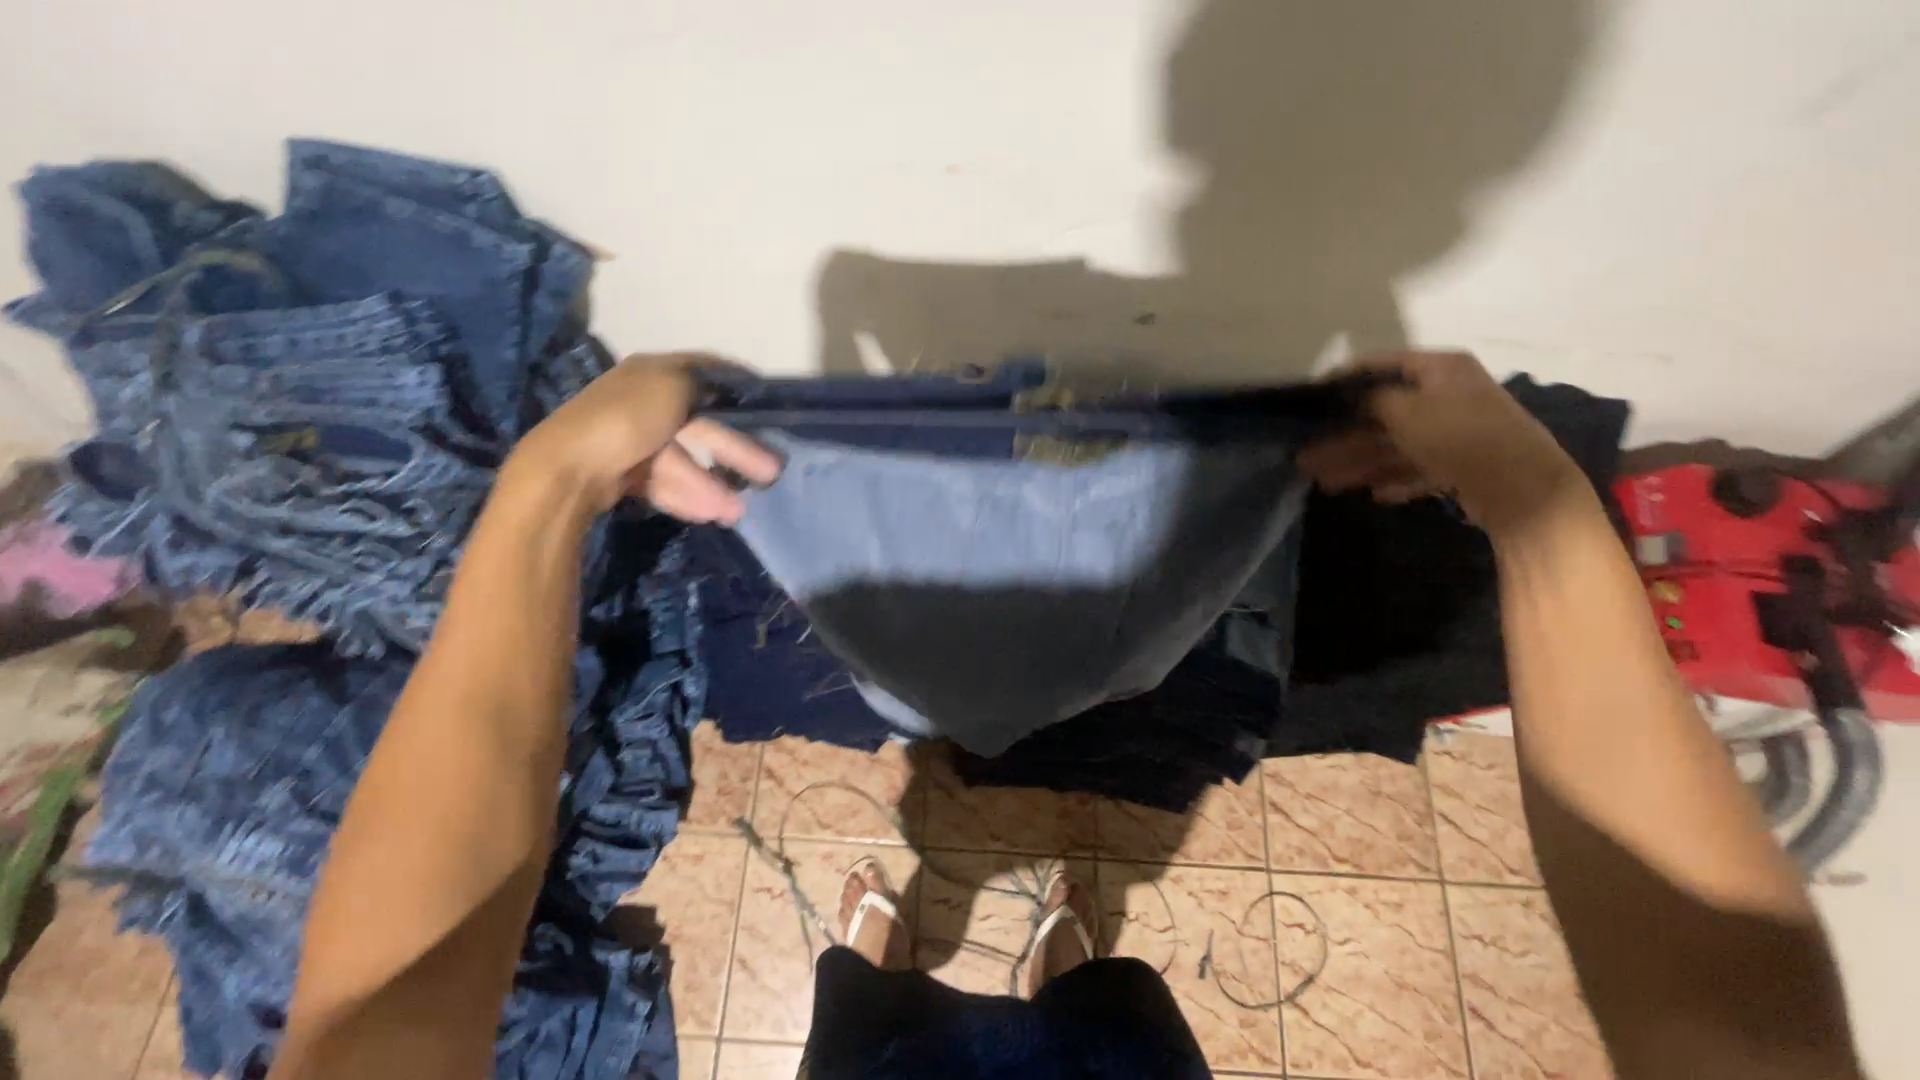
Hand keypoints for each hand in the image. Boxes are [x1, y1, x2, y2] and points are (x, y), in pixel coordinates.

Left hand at [508, 354, 780, 522]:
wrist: (567, 468)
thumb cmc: (627, 418)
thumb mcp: (673, 387)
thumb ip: (703, 383)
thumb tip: (724, 384)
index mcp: (653, 372)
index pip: (703, 371)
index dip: (736, 383)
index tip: (766, 403)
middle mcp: (643, 401)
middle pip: (700, 425)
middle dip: (735, 451)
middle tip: (770, 473)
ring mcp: (632, 440)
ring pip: (684, 460)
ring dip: (712, 484)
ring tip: (736, 510)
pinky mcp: (623, 474)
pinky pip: (664, 482)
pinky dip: (687, 496)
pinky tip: (710, 513)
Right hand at [1298, 351, 1589, 535]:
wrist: (1520, 485)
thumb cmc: (1457, 434)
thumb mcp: (1404, 409)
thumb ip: (1371, 400)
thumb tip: (1353, 399)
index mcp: (1439, 369)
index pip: (1381, 366)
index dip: (1344, 380)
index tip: (1311, 398)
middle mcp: (1448, 395)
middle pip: (1383, 414)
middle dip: (1343, 437)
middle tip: (1306, 457)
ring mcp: (1456, 431)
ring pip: (1395, 445)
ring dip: (1359, 462)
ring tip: (1326, 483)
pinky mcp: (1462, 464)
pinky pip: (1418, 468)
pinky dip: (1395, 479)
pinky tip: (1374, 494)